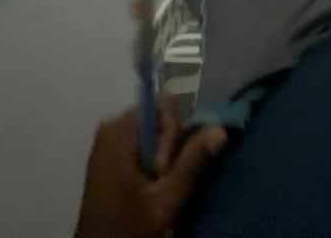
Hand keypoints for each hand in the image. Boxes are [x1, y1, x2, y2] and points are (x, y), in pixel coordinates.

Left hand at [74, 93, 227, 237]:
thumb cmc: (128, 230)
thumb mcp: (165, 201)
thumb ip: (192, 164)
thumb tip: (221, 128)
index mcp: (119, 130)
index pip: (163, 105)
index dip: (176, 133)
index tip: (171, 167)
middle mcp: (111, 127)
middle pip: (158, 118)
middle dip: (171, 147)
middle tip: (166, 181)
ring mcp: (109, 141)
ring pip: (153, 133)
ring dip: (164, 158)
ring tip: (160, 187)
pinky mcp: (111, 156)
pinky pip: (142, 145)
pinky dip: (154, 162)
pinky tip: (154, 187)